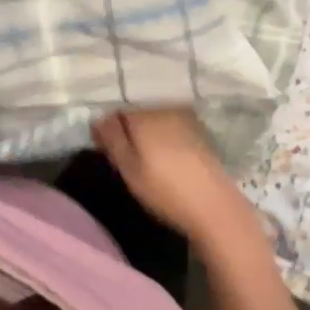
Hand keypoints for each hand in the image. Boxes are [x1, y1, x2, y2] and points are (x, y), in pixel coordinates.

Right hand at [92, 110, 255, 245]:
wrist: (212, 203)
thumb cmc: (163, 188)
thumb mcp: (128, 168)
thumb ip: (111, 139)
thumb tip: (98, 117)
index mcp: (143, 113)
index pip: (116, 106)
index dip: (106, 122)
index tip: (101, 140)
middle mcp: (163, 106)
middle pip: (136, 106)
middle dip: (125, 121)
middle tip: (117, 147)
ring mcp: (183, 115)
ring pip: (153, 113)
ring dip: (143, 125)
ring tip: (138, 149)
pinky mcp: (197, 128)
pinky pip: (169, 120)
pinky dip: (160, 129)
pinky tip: (159, 148)